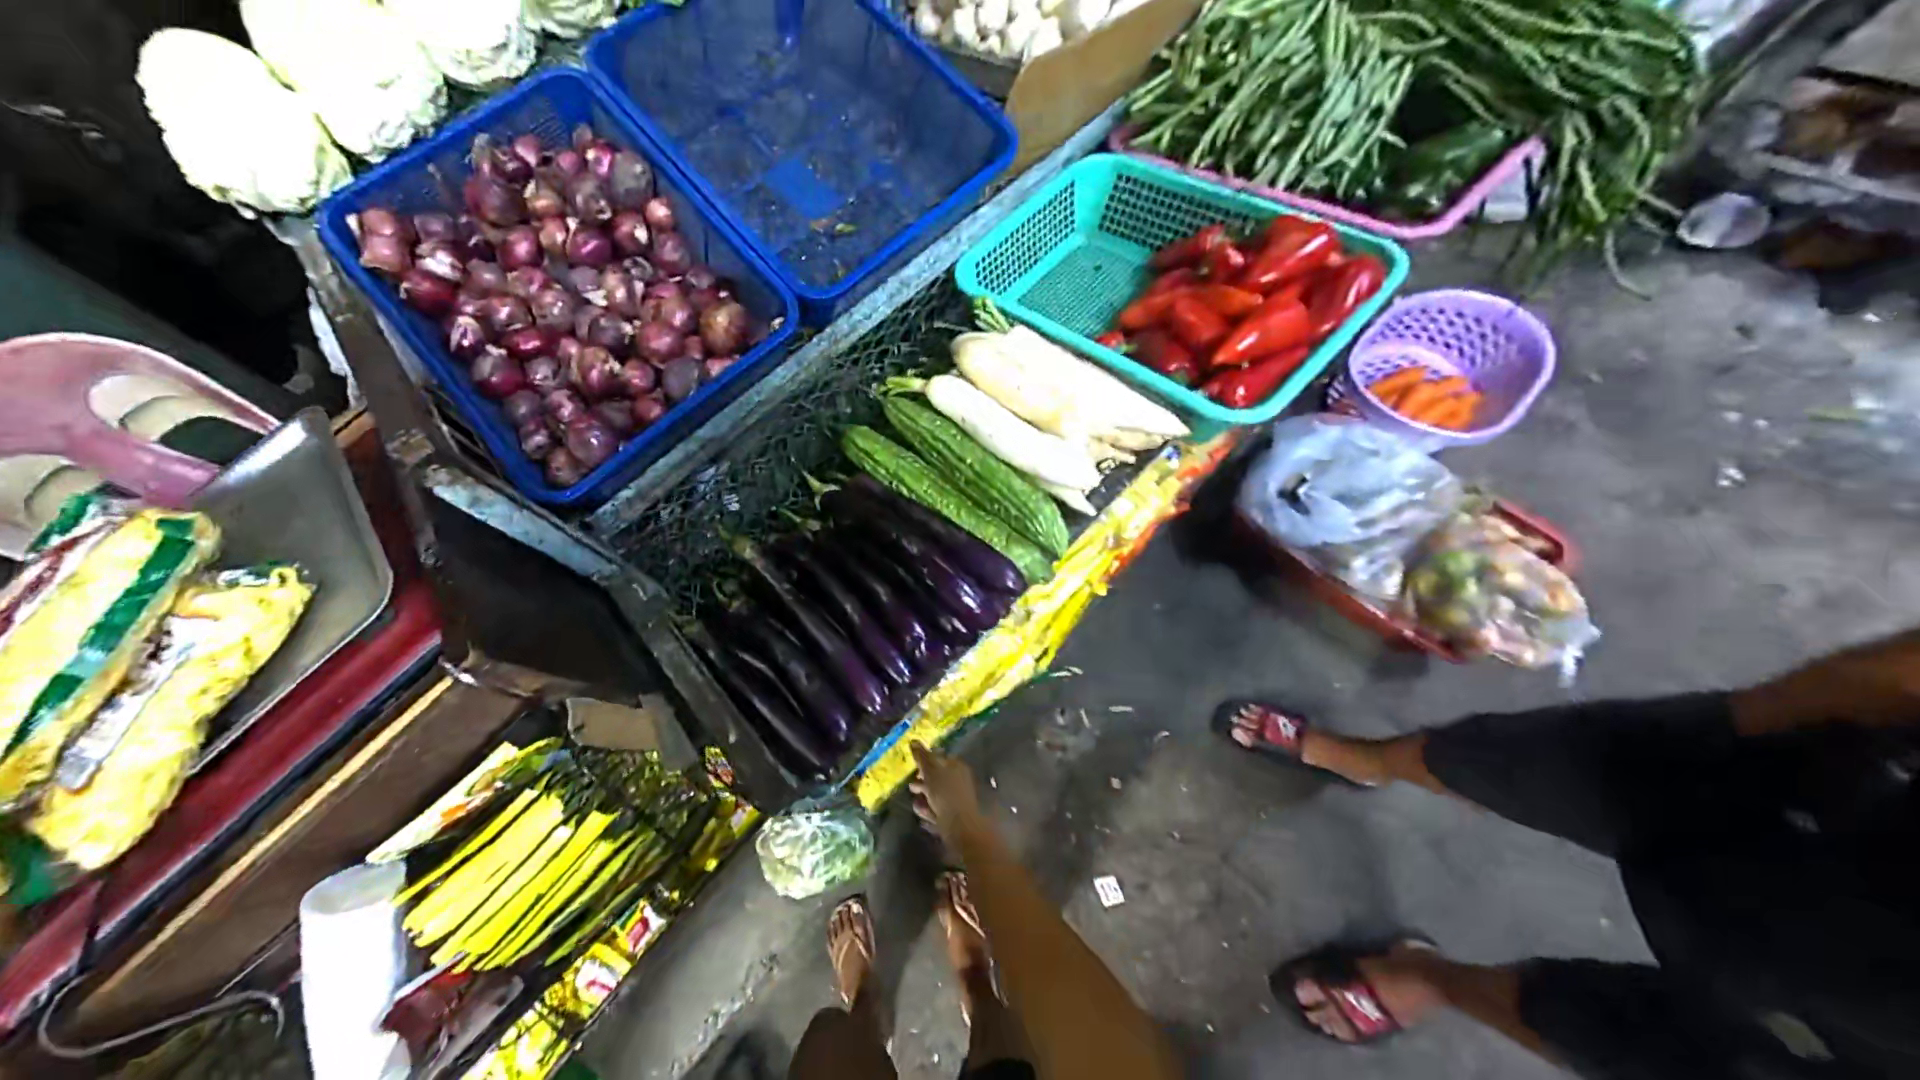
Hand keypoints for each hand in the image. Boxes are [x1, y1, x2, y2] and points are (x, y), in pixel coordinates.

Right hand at [909, 741, 983, 847]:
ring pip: (936, 794)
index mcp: (956, 766)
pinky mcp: (953, 816)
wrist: (960, 826)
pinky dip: (928, 810)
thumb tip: (913, 741)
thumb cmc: (945, 794)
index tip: (914, 766)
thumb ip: (922, 756)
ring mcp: (957, 799)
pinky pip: (937, 809)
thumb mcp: (931, 771)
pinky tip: (922, 813)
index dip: (926, 760)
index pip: (940, 758)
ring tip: (915, 802)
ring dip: (924, 797)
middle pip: (937, 777)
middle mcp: (958, 780)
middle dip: (922, 781)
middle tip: (911, 786)